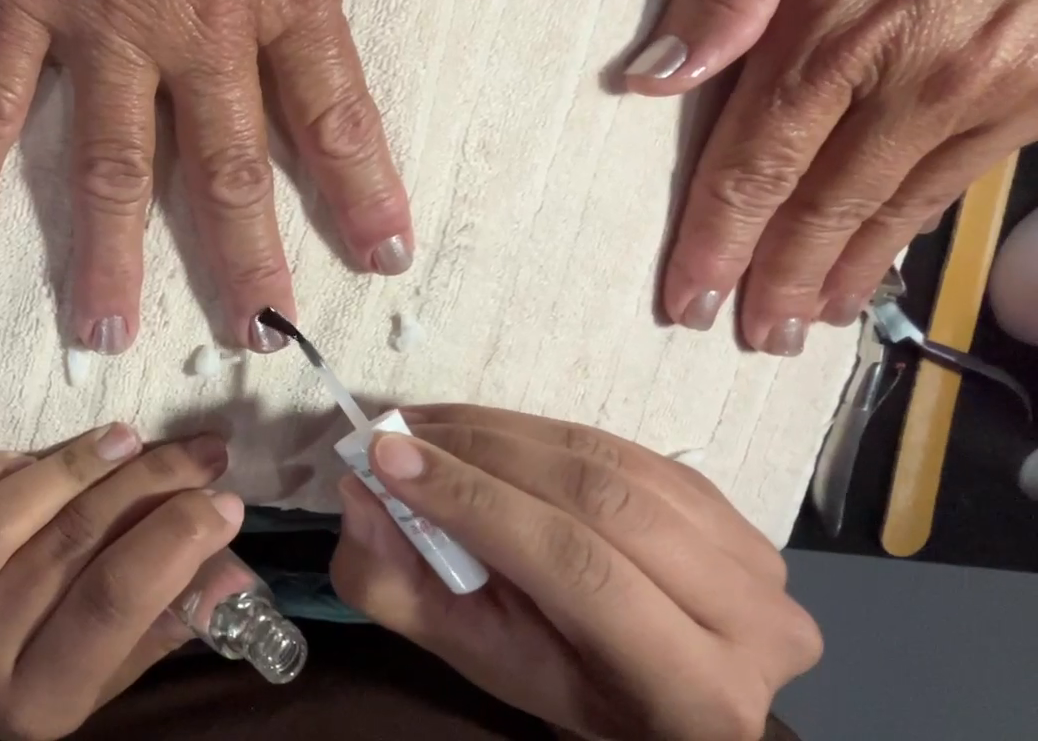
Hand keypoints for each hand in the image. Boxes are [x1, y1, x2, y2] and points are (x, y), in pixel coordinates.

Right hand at [0, 0, 565, 353]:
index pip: (335, 111)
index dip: (360, 190)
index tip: (379, 260)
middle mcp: (197, 20)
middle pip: (227, 165)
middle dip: (244, 257)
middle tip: (254, 334)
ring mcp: (101, 15)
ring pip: (111, 161)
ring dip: (109, 255)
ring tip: (107, 334)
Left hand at [0, 425, 240, 740]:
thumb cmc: (23, 687)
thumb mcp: (98, 680)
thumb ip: (160, 624)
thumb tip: (233, 568)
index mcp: (40, 697)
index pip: (112, 605)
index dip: (173, 542)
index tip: (223, 500)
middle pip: (67, 546)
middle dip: (145, 485)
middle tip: (199, 452)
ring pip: (4, 513)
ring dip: (74, 465)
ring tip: (127, 437)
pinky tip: (35, 455)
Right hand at [330, 405, 819, 740]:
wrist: (635, 672)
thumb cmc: (547, 672)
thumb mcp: (464, 648)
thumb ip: (396, 582)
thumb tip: (359, 492)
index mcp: (691, 690)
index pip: (579, 569)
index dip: (476, 501)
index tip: (385, 455)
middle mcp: (754, 622)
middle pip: (598, 501)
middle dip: (481, 453)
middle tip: (398, 432)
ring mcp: (756, 556)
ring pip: (605, 460)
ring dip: (500, 430)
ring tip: (427, 425)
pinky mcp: (727, 504)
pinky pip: (614, 444)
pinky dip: (533, 429)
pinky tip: (479, 430)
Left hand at [625, 0, 1037, 352]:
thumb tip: (648, 76)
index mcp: (838, 36)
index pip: (750, 167)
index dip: (713, 240)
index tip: (681, 298)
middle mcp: (923, 79)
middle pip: (822, 204)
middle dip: (773, 278)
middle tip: (740, 337)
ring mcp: (1008, 85)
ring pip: (899, 204)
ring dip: (842, 269)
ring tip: (802, 322)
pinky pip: (970, 179)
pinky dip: (915, 228)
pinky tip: (886, 256)